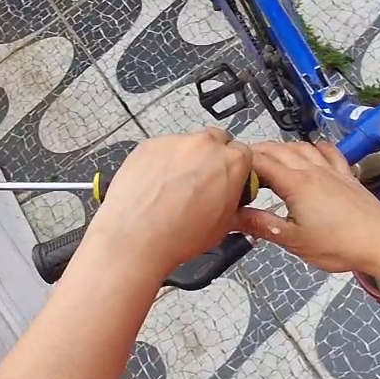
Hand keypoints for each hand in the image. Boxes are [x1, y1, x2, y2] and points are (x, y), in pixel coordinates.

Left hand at [83, 129, 253, 283]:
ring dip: (186, 160)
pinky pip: (162, 149)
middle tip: (201, 183)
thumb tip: (234, 200)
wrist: (136, 237)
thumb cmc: (179, 236)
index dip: (235, 170)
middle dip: (212, 159)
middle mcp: (205, 145)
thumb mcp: (224, 226)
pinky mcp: (149, 144)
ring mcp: (175, 142)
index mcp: (231, 162)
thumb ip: (235, 203)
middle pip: (216, 141)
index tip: (227, 182)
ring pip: (187, 145)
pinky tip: (156, 186)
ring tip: (173, 189)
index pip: (243, 153)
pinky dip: (162, 162)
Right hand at [238, 142, 379, 273]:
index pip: (261, 162)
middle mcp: (313, 170)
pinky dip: (315, 147)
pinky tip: (312, 151)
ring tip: (271, 159)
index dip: (243, 162)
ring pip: (302, 147)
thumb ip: (262, 225)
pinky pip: (328, 152)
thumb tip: (234, 217)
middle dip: (258, 152)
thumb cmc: (340, 244)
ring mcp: (332, 170)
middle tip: (244, 165)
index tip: (230, 168)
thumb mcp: (294, 240)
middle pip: (279, 149)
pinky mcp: (347, 176)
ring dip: (283, 148)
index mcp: (296, 184)